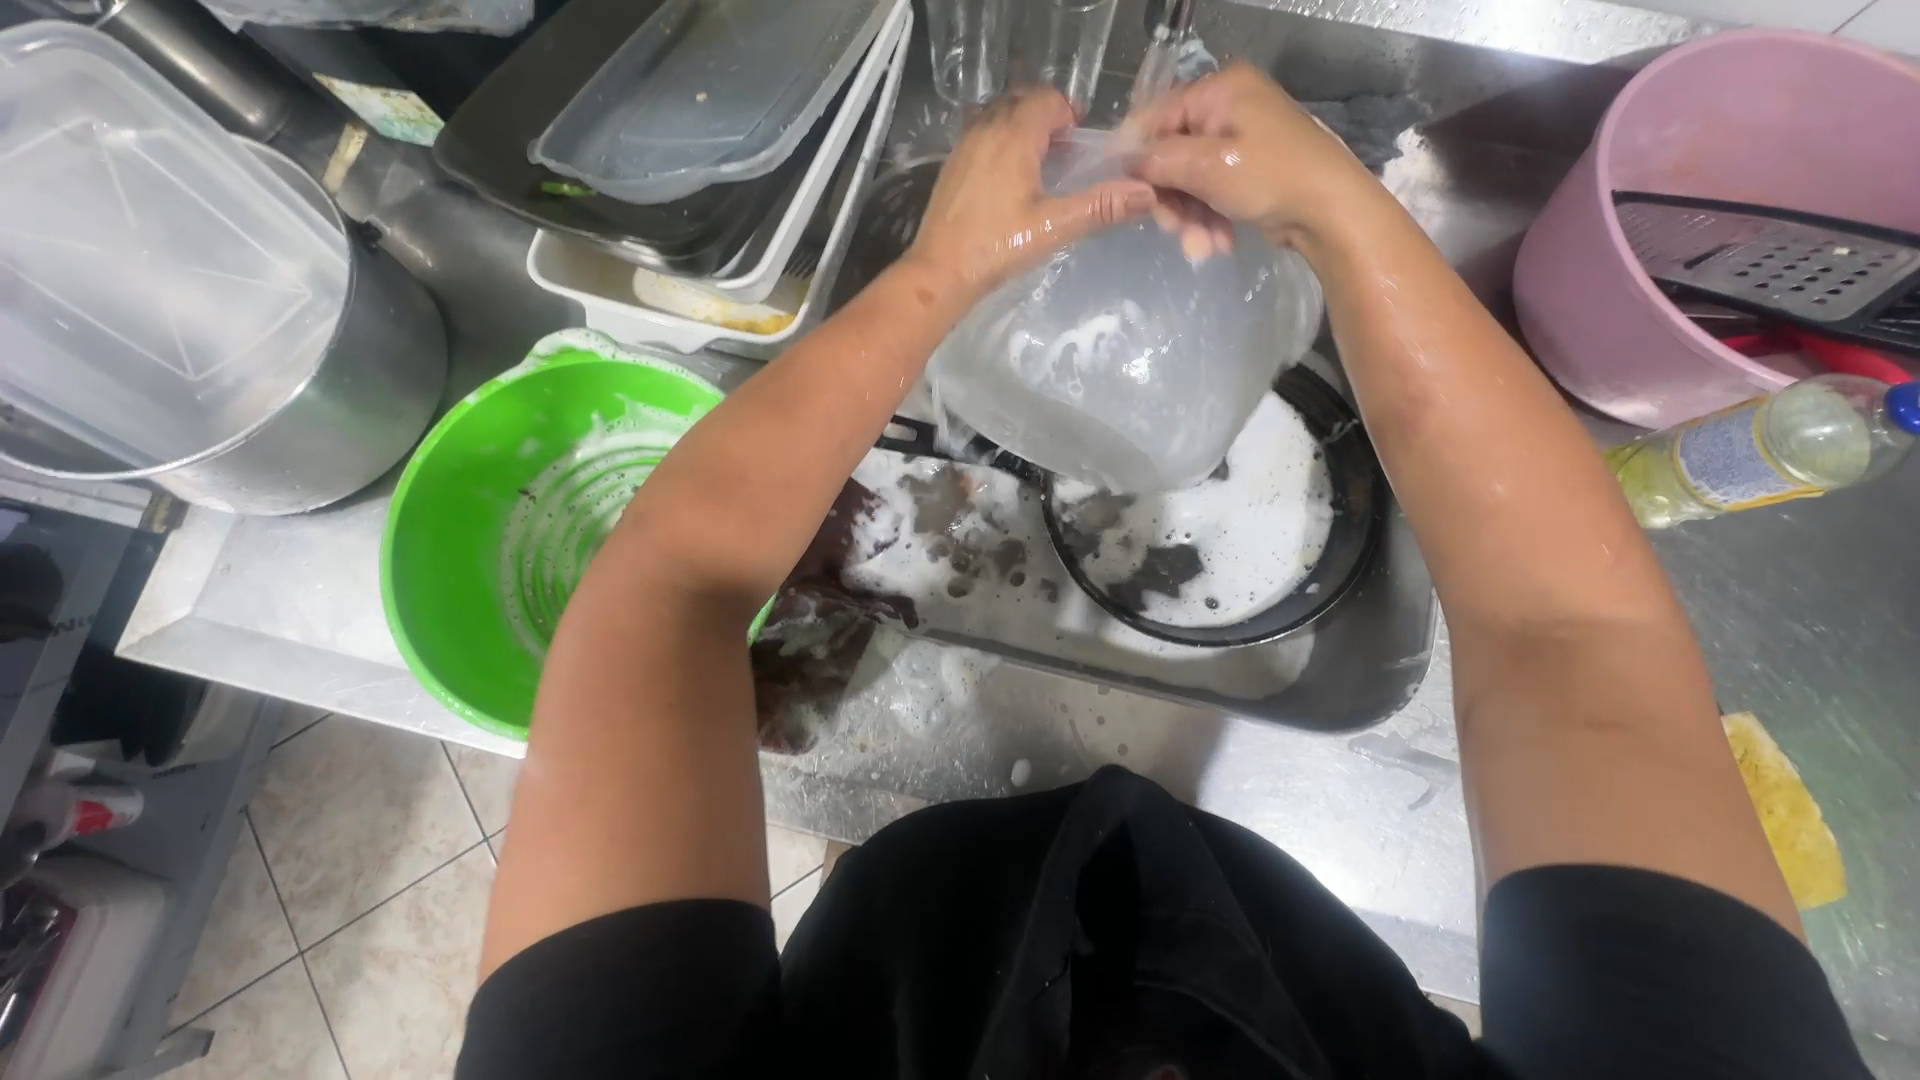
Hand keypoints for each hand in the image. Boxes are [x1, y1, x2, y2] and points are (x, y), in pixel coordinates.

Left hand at [904, 88, 1154, 305]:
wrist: (939, 271)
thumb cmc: (997, 246)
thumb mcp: (1053, 227)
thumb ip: (1099, 206)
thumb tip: (1146, 193)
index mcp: (1015, 136)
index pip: (1048, 100)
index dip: (1069, 114)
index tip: (1080, 143)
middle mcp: (987, 129)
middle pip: (1023, 102)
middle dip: (1047, 118)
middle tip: (1064, 153)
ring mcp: (964, 146)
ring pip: (999, 117)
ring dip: (1022, 129)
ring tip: (1039, 166)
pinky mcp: (951, 166)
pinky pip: (981, 136)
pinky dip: (1000, 144)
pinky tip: (1008, 183)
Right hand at [1125, 64, 1380, 256]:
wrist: (1330, 212)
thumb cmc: (1270, 177)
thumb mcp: (1207, 166)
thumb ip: (1160, 160)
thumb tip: (1124, 160)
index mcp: (1220, 91)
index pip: (1157, 116)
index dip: (1138, 155)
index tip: (1129, 193)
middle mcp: (1228, 109)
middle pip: (1172, 155)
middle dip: (1171, 199)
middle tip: (1173, 230)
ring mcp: (1239, 142)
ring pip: (1190, 182)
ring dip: (1189, 219)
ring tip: (1201, 248)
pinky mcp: (1247, 173)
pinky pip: (1210, 194)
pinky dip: (1208, 220)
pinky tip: (1217, 243)